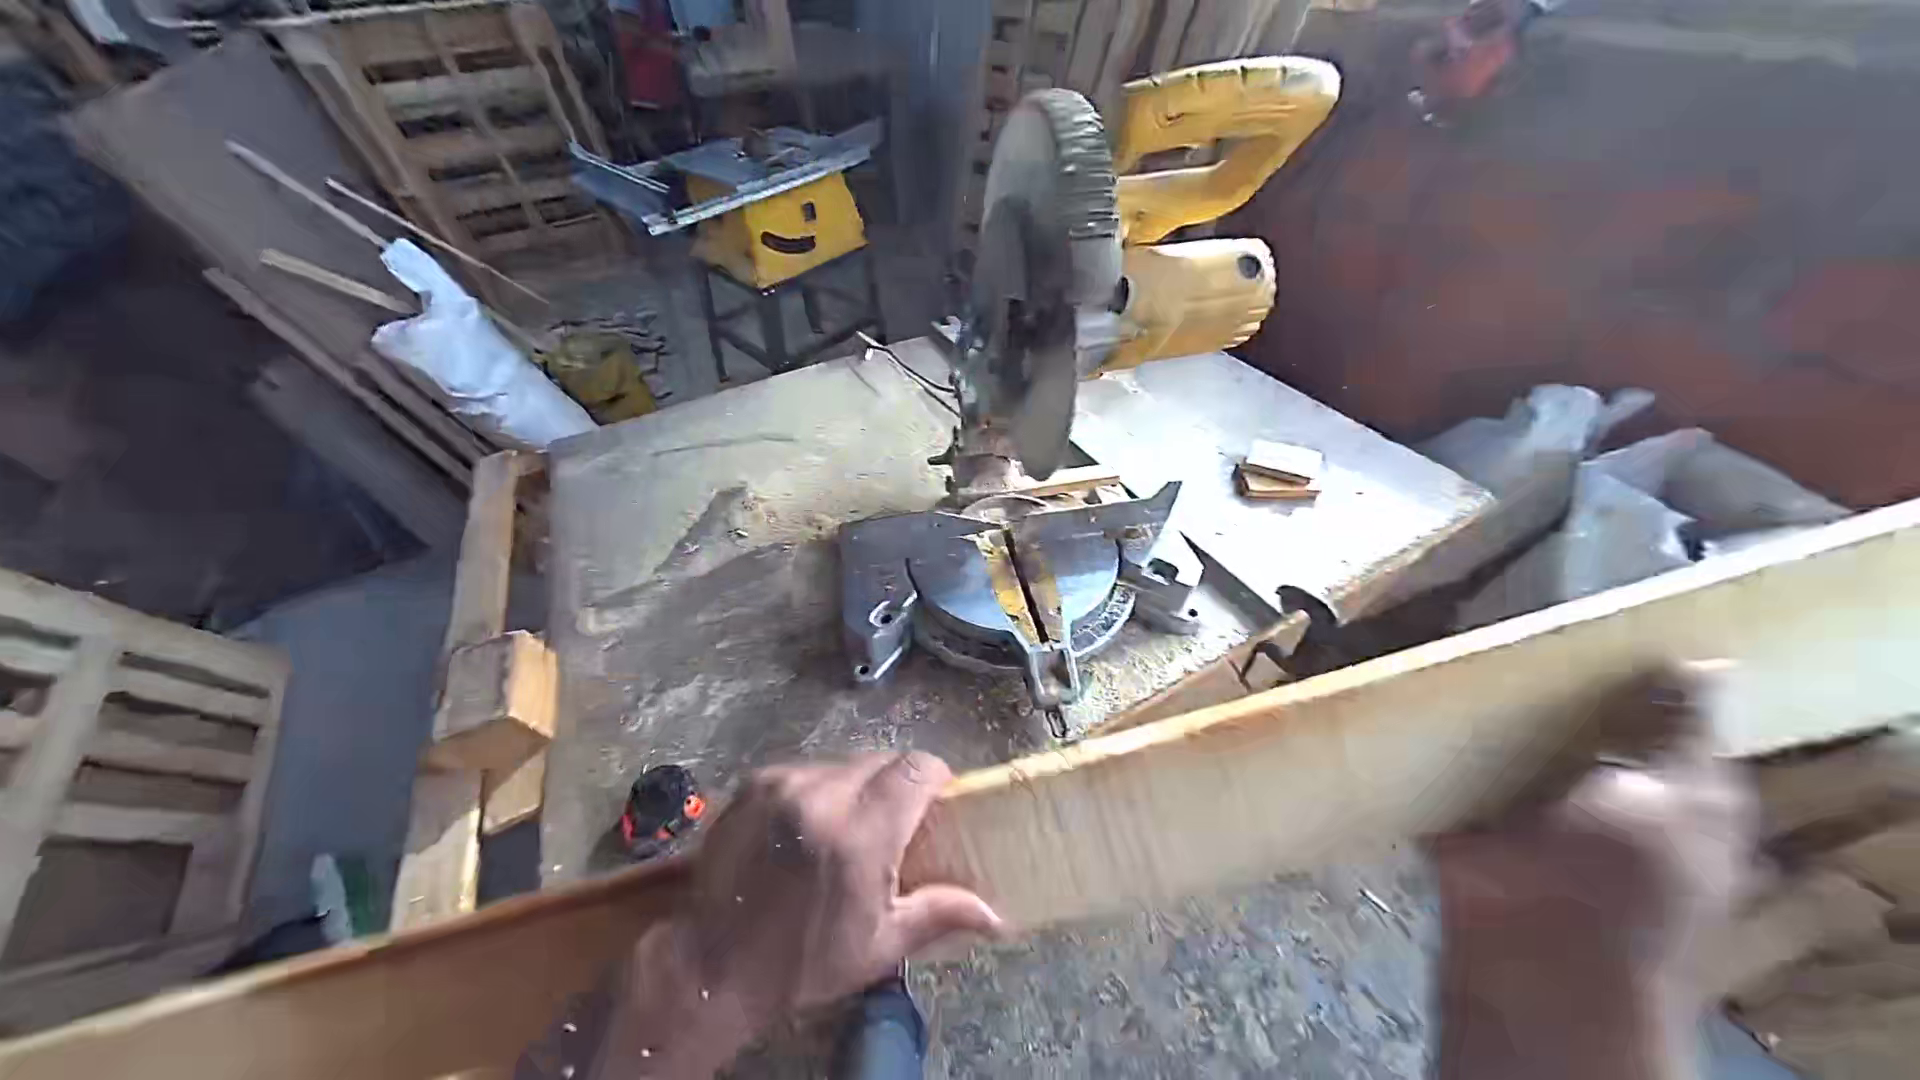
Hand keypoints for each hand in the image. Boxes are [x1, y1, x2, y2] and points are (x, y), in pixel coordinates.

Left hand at [601, 752, 1001, 1075]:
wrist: (708, 963)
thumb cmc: (802, 961)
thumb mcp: (878, 945)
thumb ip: (941, 913)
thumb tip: (1000, 917)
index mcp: (858, 834)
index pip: (916, 768)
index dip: (935, 777)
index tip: (936, 801)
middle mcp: (822, 794)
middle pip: (883, 762)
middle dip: (897, 785)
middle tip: (893, 824)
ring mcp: (784, 782)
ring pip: (845, 764)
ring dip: (857, 787)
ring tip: (847, 828)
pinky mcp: (756, 780)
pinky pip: (809, 770)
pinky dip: (820, 789)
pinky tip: (808, 825)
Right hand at [1432, 668, 1757, 1079]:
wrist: (1525, 937)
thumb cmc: (1619, 874)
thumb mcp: (1671, 796)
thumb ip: (1676, 733)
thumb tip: (1704, 663)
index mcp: (1671, 793)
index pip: (1666, 723)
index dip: (1644, 678)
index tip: (1607, 627)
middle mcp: (1602, 792)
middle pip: (1582, 722)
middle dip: (1555, 682)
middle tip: (1522, 624)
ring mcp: (1531, 799)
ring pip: (1516, 735)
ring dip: (1496, 703)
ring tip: (1469, 643)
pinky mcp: (1470, 802)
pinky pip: (1459, 756)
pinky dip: (1448, 730)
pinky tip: (1431, 688)